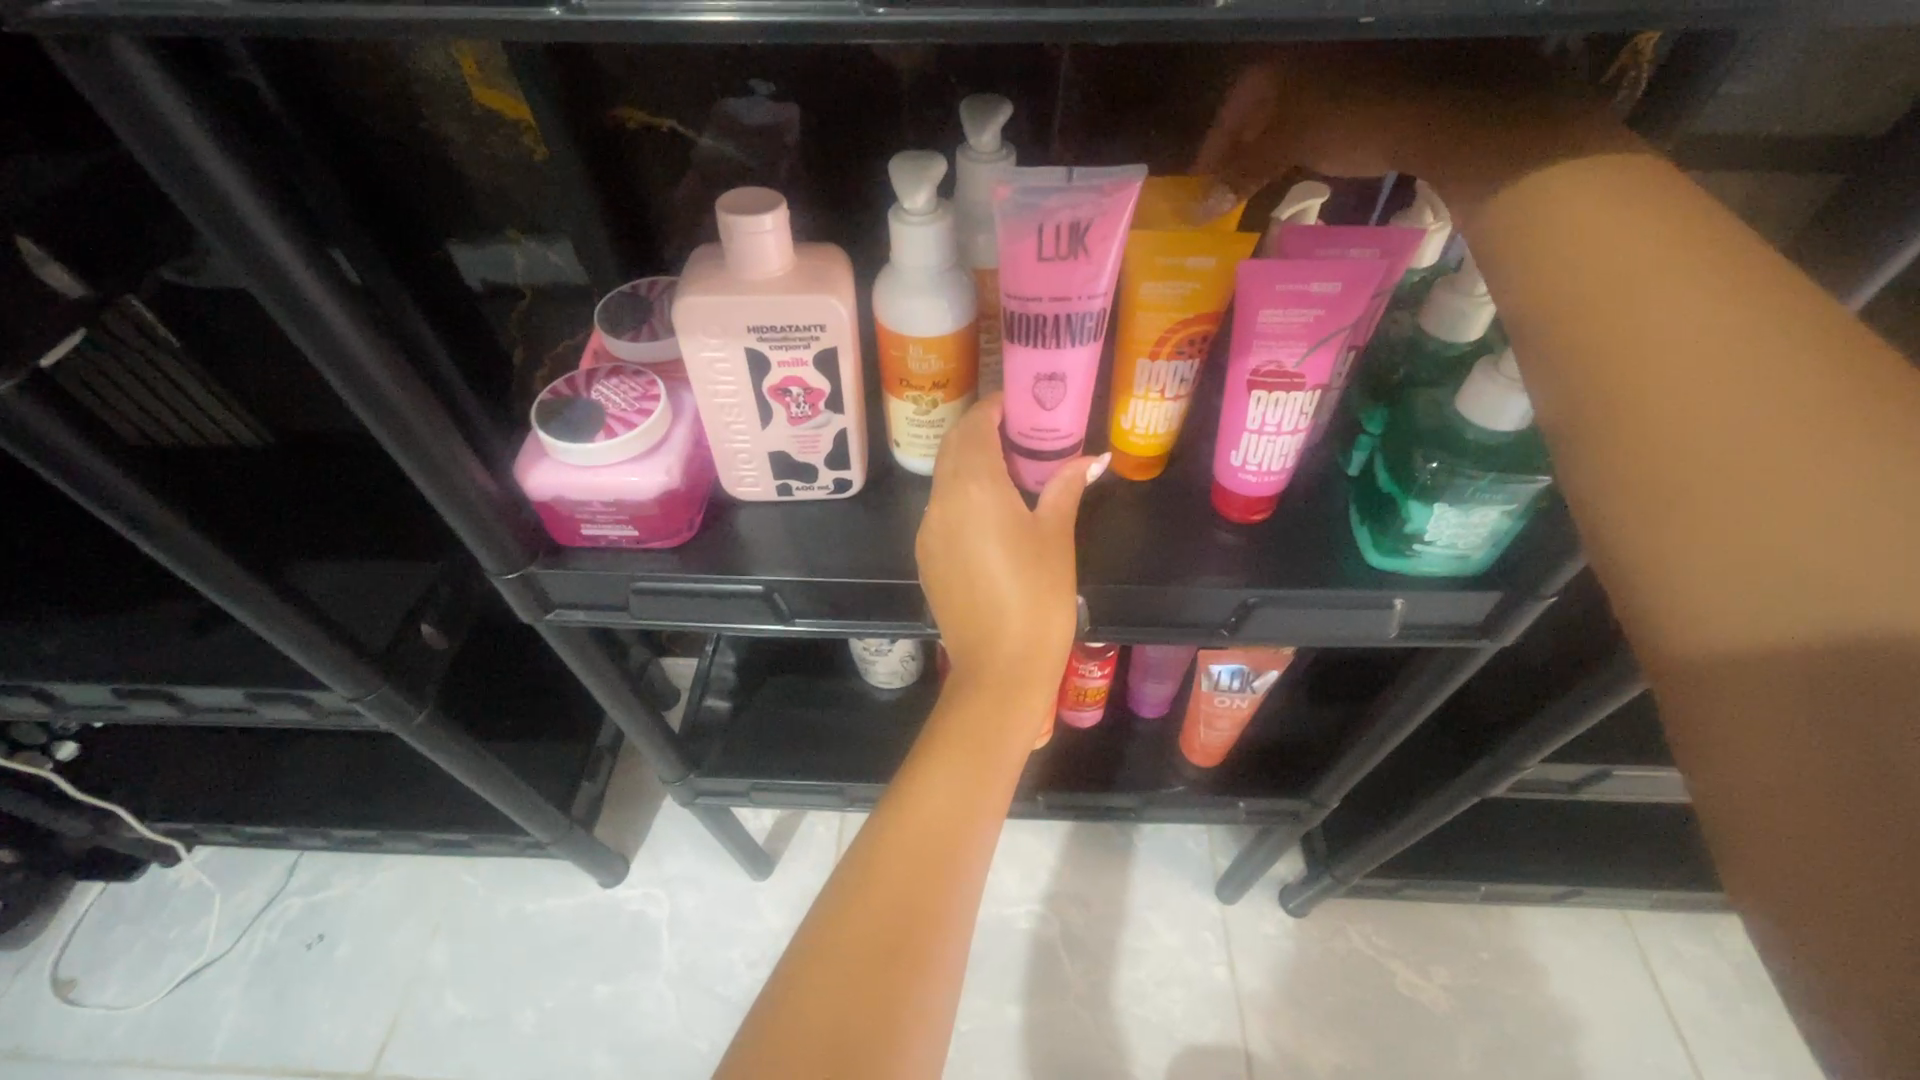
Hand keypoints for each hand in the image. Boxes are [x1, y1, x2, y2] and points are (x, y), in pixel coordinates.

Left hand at [916, 395, 1103, 702]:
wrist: (999, 668)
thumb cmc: (1038, 597)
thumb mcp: (1056, 536)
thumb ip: (1065, 487)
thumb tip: (1092, 458)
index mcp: (974, 487)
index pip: (974, 427)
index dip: (992, 409)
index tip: (1016, 402)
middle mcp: (941, 501)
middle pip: (953, 448)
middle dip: (979, 431)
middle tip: (1017, 430)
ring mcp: (928, 532)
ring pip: (944, 480)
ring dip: (969, 464)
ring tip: (1009, 468)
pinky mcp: (927, 558)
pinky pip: (941, 511)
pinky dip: (961, 495)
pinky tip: (991, 511)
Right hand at [1195, 43, 1632, 214]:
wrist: (1443, 111)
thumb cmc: (1354, 120)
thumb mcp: (1289, 147)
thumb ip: (1241, 174)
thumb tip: (1196, 208)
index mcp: (1281, 60)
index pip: (1232, 108)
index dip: (1213, 150)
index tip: (1200, 186)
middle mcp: (1307, 54)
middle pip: (1258, 110)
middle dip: (1238, 151)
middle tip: (1224, 191)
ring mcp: (1342, 68)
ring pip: (1289, 115)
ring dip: (1269, 151)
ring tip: (1258, 186)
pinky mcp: (1370, 88)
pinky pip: (1319, 119)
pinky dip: (1302, 146)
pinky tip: (1303, 167)